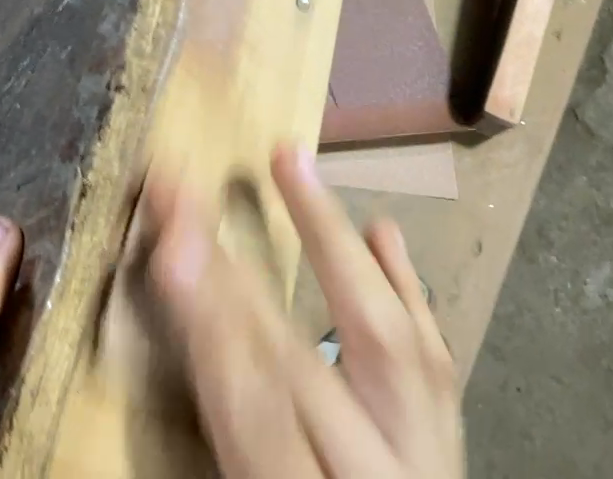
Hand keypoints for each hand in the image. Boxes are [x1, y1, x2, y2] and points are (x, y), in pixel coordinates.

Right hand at [148, 145, 463, 477]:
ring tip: (293, 164)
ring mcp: (431, 472)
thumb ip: (218, 438)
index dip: (210, 320)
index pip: (255, 409)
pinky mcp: (454, 462)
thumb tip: (158, 373)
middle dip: (233, 265)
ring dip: (332, 242)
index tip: (170, 239)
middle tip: (183, 188)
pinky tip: (385, 231)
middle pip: (303, 365)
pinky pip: (437, 367)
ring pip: (389, 344)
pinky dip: (407, 290)